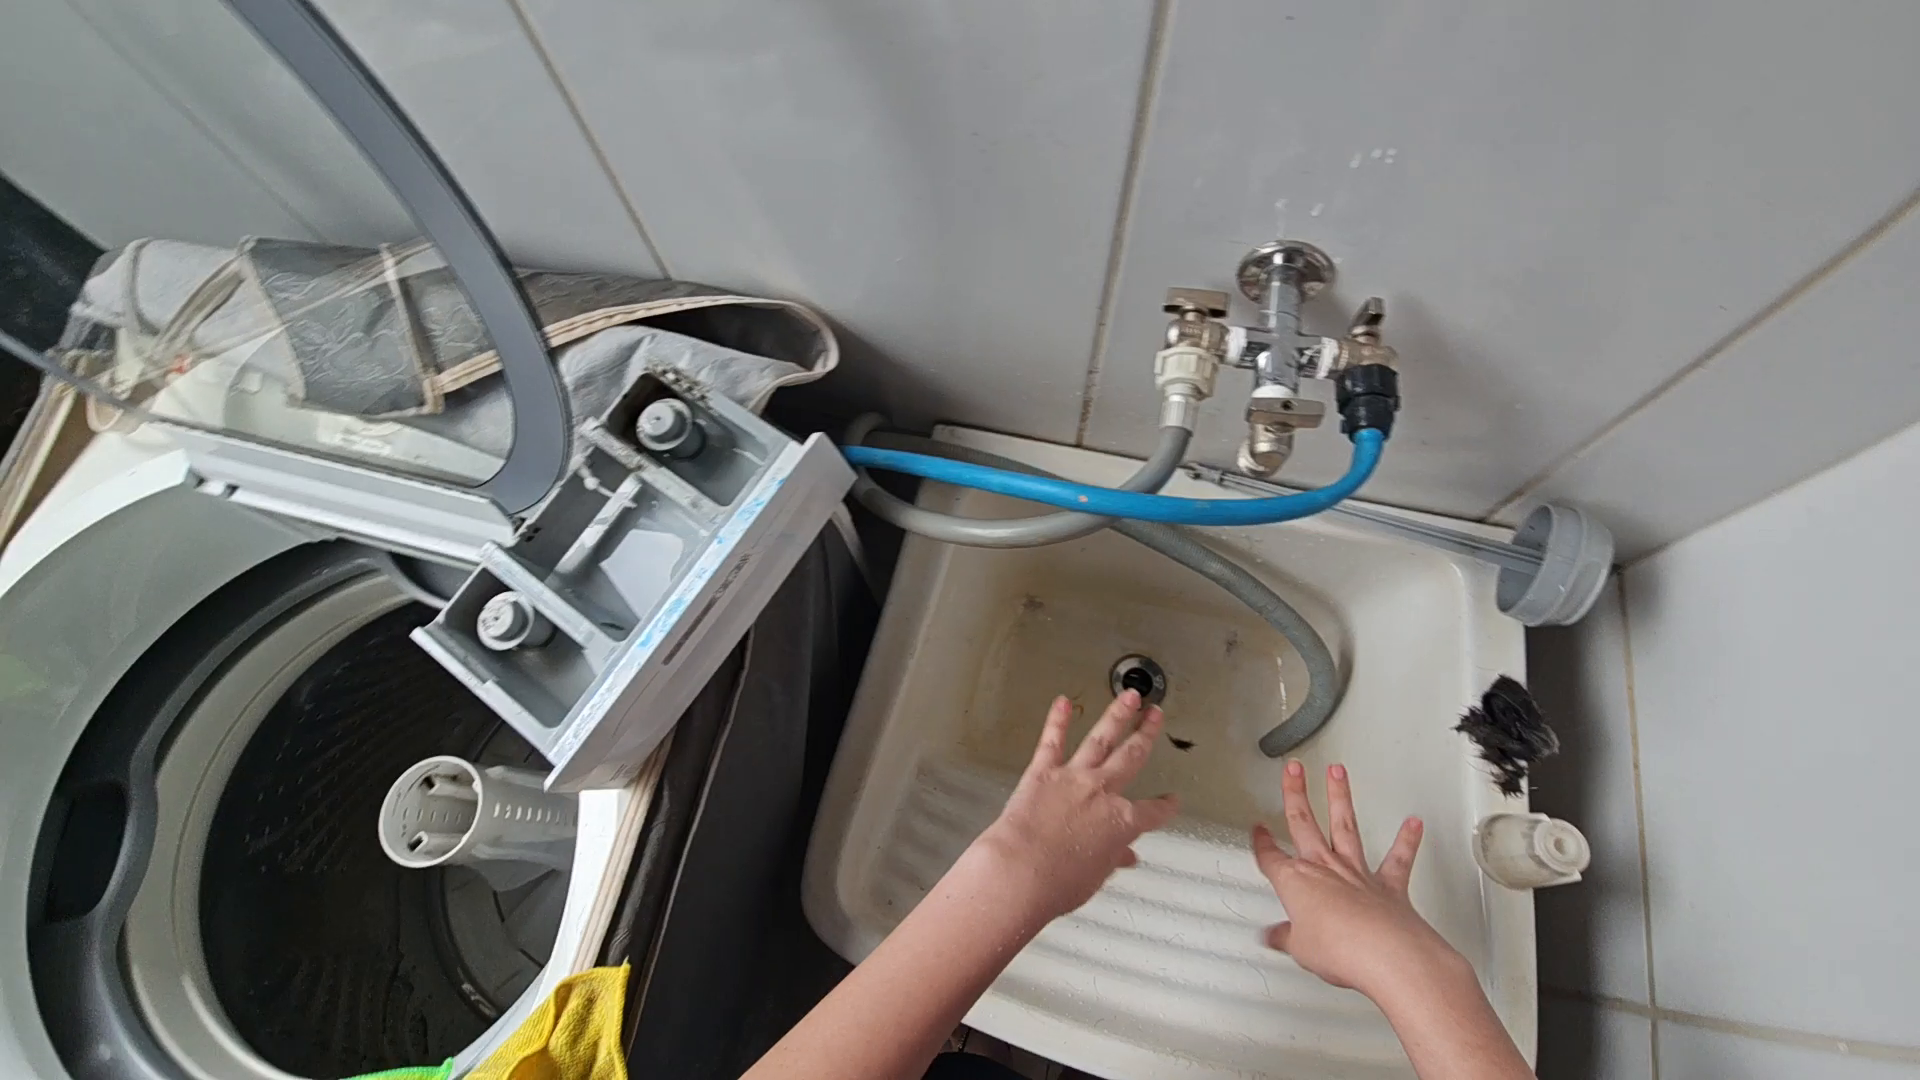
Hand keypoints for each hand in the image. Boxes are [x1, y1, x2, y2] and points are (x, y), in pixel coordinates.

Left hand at [969, 691, 1180, 923]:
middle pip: (1132, 756)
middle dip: (1146, 734)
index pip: (1152, 813)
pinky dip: (1058, 720)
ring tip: (1129, 696)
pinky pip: (1052, 740)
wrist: (1022, 871)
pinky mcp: (1043, 771)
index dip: (1165, 807)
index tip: (1172, 800)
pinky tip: (1063, 702)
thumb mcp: (1095, 876)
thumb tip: (1124, 856)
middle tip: (1156, 714)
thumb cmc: (1058, 883)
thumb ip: (1111, 859)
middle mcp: (1102, 792)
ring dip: (1117, 715)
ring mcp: (1074, 777)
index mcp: (1121, 823)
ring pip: (1102, 739)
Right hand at [1251, 761, 1464, 999]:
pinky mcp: (1389, 887)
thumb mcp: (1301, 950)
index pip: (1270, 857)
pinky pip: (1398, 860)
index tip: (1258, 831)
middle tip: (1293, 769)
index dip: (1261, 843)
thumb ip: (1287, 938)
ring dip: (1340, 796)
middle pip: (1303, 822)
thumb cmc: (1343, 951)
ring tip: (1337, 771)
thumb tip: (1274, 937)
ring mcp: (1356, 874)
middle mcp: (1324, 869)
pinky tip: (1412, 824)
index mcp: (1295, 881)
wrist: (1392, 959)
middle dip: (1295, 792)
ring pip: (1344, 826)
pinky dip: (1407, 842)